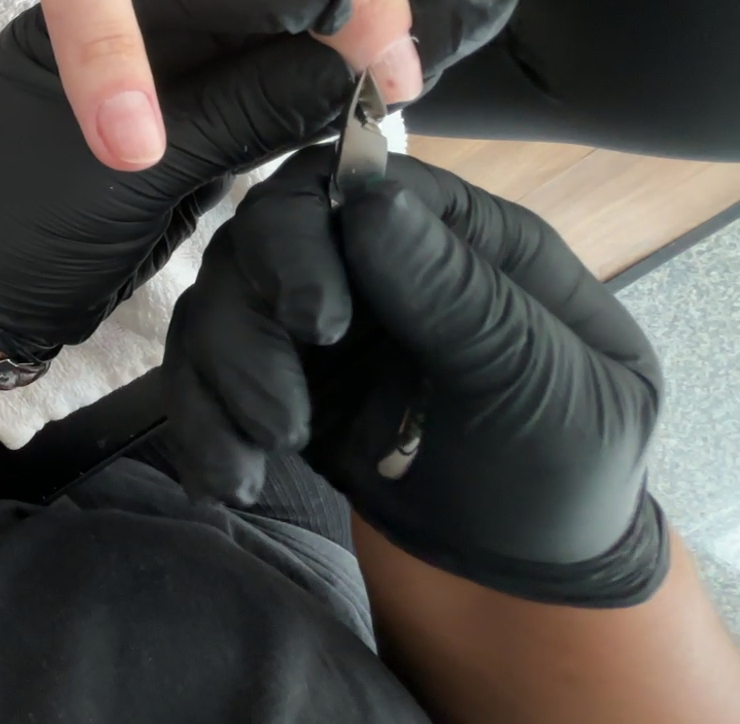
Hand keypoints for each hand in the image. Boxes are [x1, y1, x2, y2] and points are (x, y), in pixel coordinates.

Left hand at [0, 0, 512, 359]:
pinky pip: (247, 82)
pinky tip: (372, 47)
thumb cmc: (30, 237)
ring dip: (341, 17)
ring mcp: (140, 77)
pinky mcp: (170, 118)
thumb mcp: (132, 176)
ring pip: (253, 34)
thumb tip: (354, 57)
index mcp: (65, 25)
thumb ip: (239, 112)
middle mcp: (106, 39)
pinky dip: (306, 72)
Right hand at [166, 153, 670, 605]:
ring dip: (222, 385)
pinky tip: (229, 478)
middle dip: (247, 329)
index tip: (311, 323)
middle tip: (282, 419)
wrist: (495, 563)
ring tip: (267, 456)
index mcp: (440, 235)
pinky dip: (198, 423)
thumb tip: (369, 196)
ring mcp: (288, 311)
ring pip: (208, 307)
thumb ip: (460, 294)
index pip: (338, 182)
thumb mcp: (546, 388)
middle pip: (250, 242)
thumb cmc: (555, 469)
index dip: (299, 234)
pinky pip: (189, 370)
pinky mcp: (248, 367)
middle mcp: (350, 259)